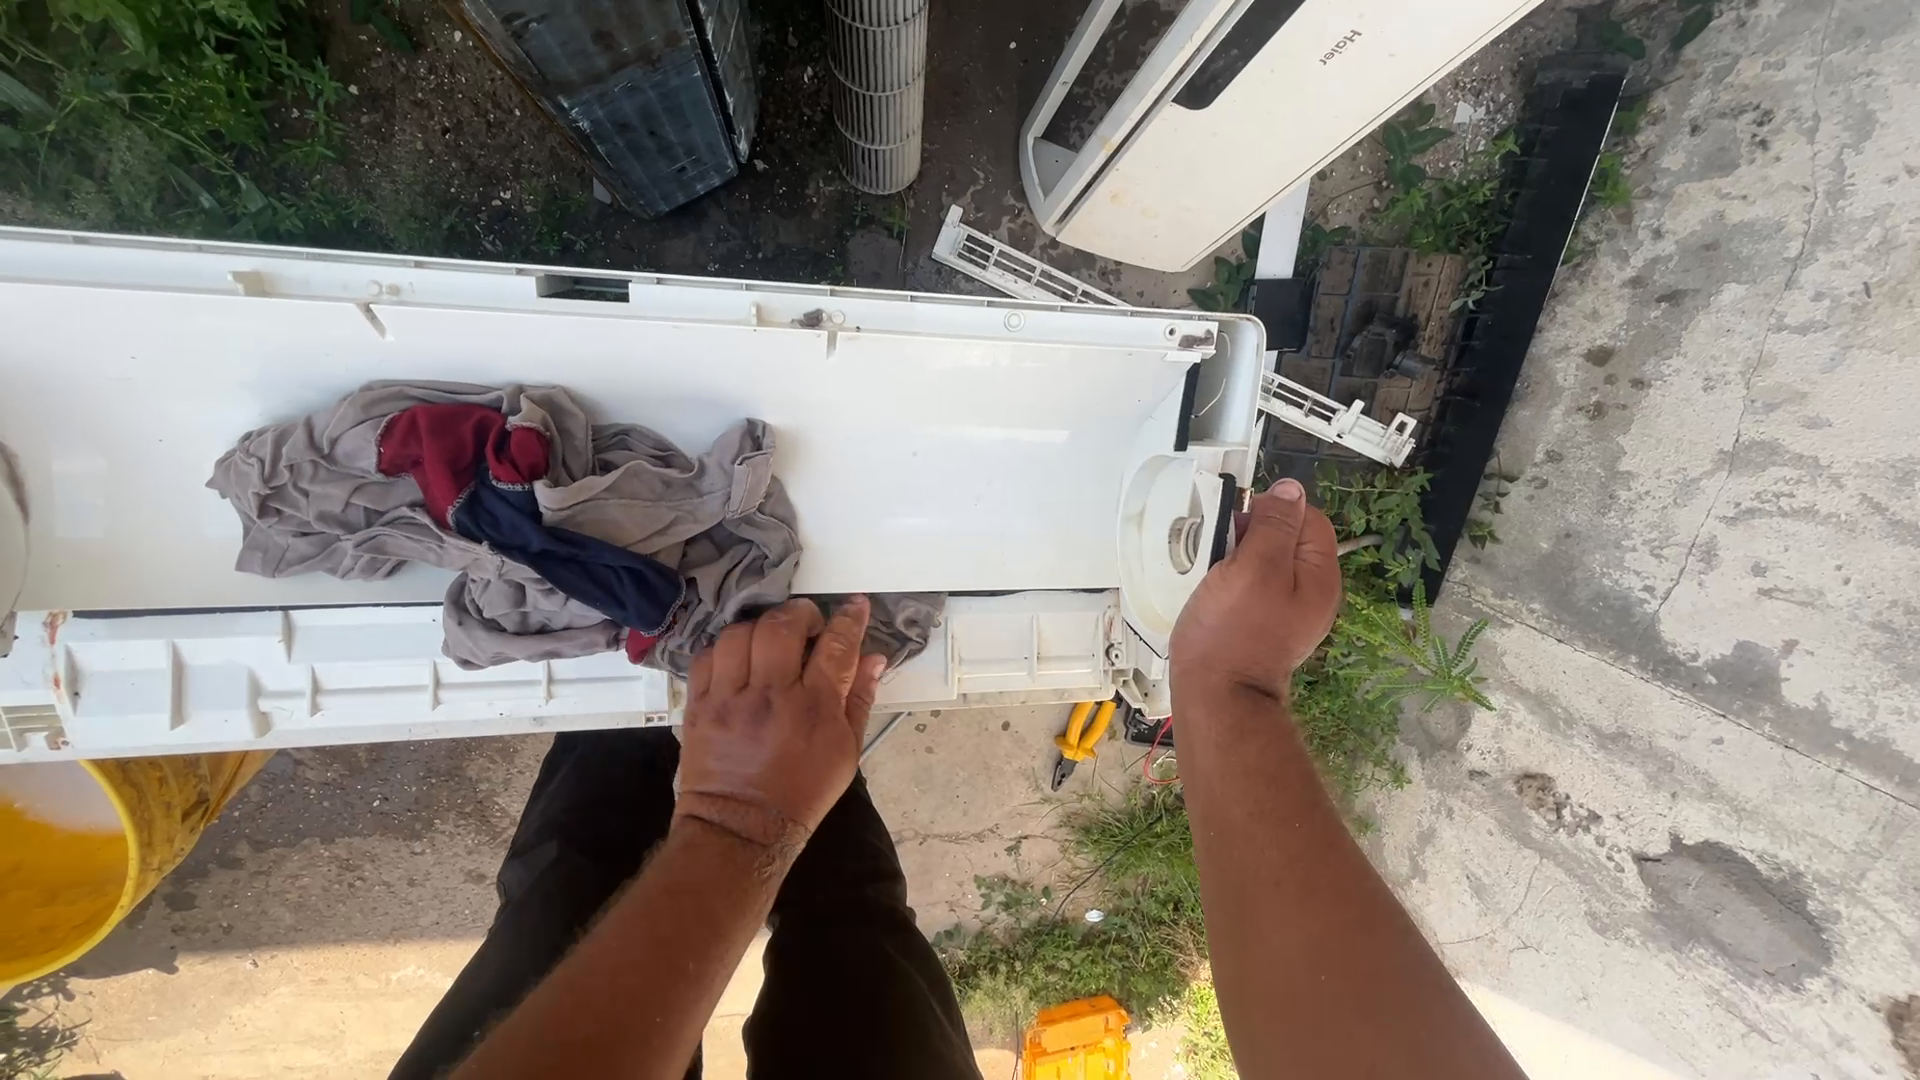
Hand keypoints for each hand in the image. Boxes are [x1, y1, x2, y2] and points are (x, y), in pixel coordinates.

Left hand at [676, 596, 887, 847]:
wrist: (741, 829)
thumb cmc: (803, 790)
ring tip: (770, 639)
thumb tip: (874, 658)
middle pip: (782, 626)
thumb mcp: (847, 751)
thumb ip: (860, 700)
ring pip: (741, 634)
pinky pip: (707, 656)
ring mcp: (729, 699)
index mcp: (814, 708)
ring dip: (761, 627)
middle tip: (807, 623)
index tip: (855, 604)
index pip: (836, 646)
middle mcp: (771, 696)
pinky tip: (739, 657)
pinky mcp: (699, 705)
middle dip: (800, 613)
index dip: (848, 618)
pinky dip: (726, 647)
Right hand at [1170, 478, 1341, 700]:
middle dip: (1249, 536)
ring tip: (1210, 573)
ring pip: (1261, 562)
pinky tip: (1211, 592)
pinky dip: (1228, 581)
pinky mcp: (1259, 624)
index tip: (1236, 528)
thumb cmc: (1233, 629)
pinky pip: (1248, 587)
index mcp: (1318, 575)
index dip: (1271, 512)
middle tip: (1219, 553)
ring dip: (1233, 558)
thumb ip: (1275, 526)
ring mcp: (1284, 610)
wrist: (1216, 693)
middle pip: (1283, 539)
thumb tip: (1290, 489)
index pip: (1306, 518)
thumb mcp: (1255, 568)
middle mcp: (1308, 591)